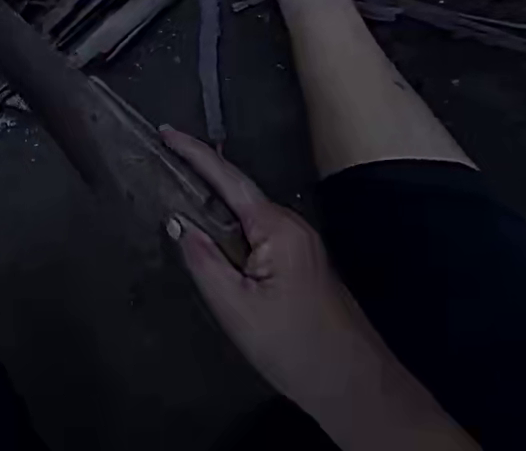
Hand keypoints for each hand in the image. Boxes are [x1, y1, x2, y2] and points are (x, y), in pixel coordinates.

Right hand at [160, 127, 397, 414]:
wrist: (362, 395)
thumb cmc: (298, 350)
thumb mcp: (236, 308)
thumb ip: (203, 259)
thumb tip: (177, 221)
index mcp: (277, 229)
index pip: (227, 178)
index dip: (193, 152)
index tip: (165, 131)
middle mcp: (291, 225)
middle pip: (236, 187)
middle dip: (199, 167)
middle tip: (163, 150)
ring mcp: (298, 242)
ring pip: (244, 209)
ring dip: (212, 195)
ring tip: (175, 183)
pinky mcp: (299, 259)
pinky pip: (253, 227)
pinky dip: (225, 218)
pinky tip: (207, 225)